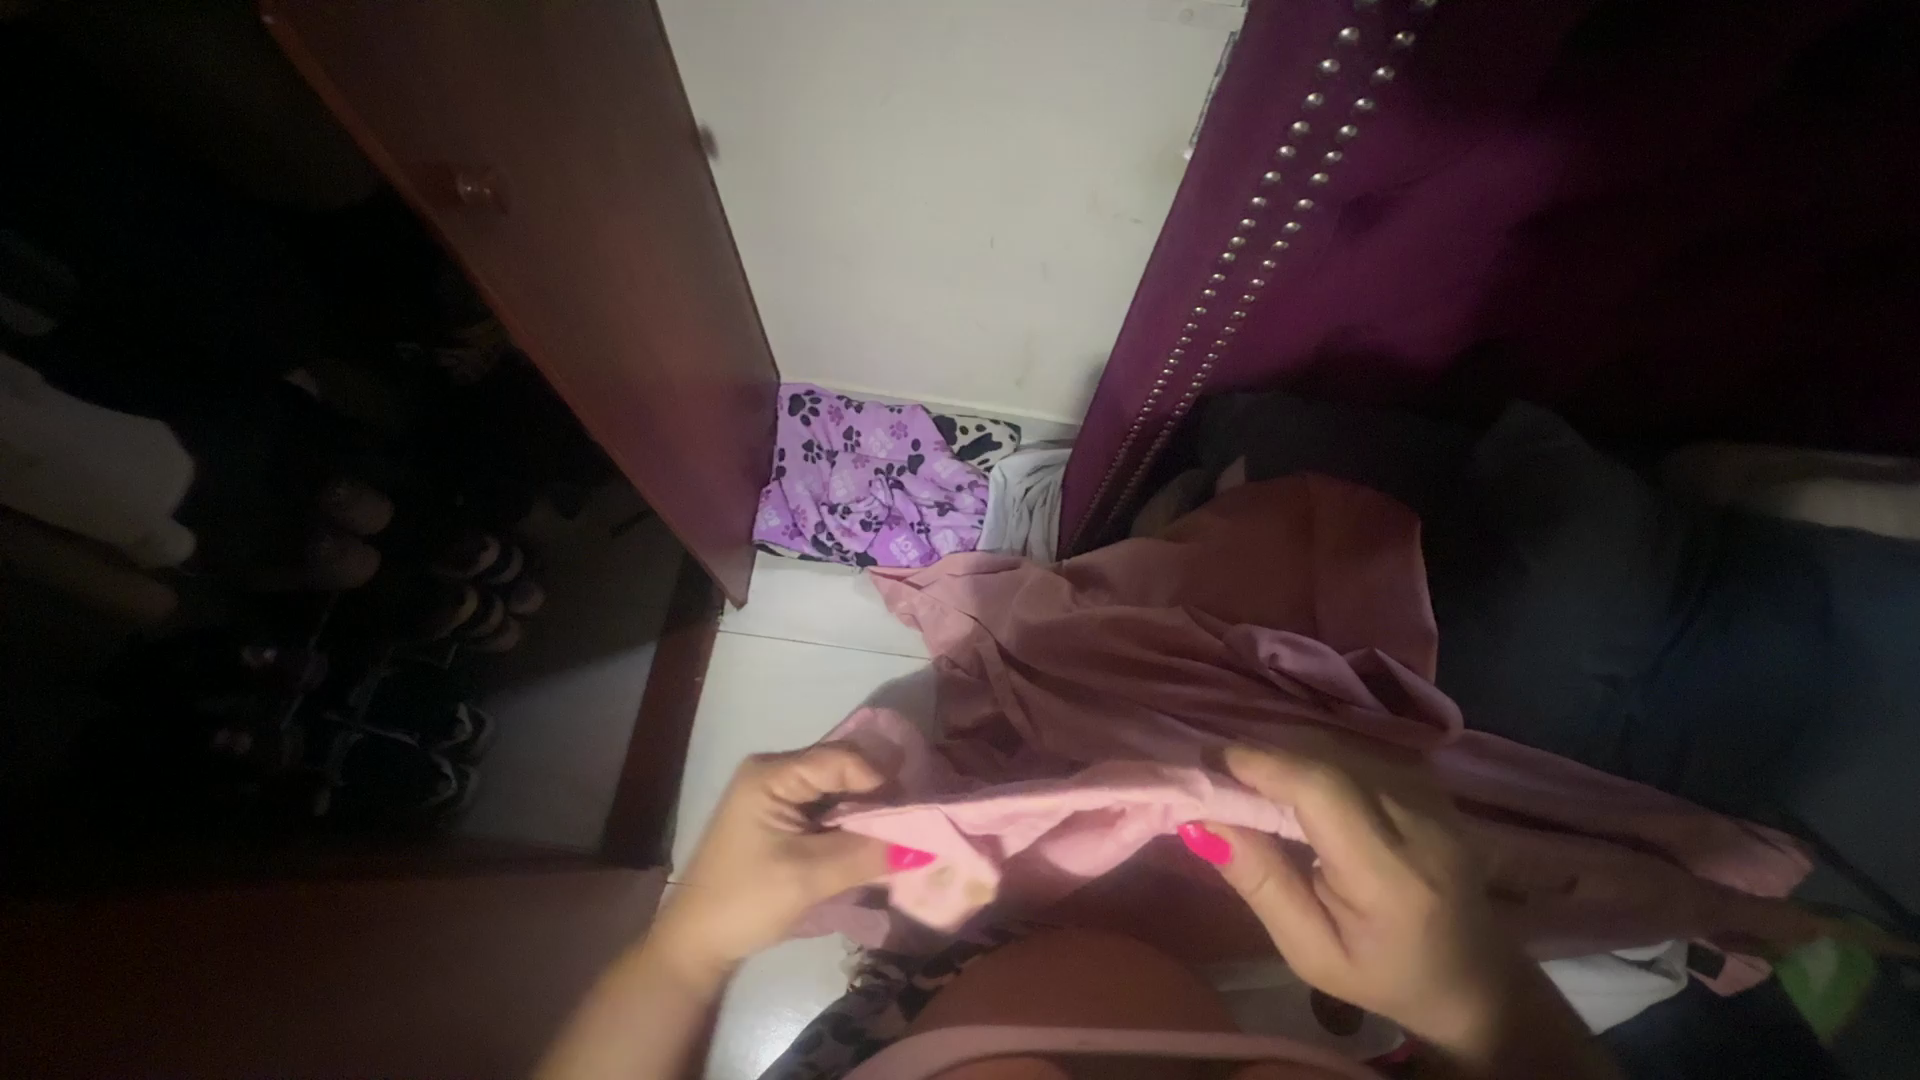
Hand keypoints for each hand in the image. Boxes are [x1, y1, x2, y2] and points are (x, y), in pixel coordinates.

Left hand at [651, 743, 926, 976]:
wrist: (693, 945)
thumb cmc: (744, 902)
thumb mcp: (809, 878)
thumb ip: (866, 854)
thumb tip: (923, 844)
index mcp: (772, 773)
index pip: (840, 759)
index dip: (880, 777)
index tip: (915, 806)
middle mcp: (775, 771)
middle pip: (841, 768)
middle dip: (879, 792)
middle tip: (917, 816)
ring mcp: (777, 793)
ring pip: (838, 788)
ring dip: (869, 808)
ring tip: (904, 829)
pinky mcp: (782, 816)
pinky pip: (828, 807)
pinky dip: (853, 821)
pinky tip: (876, 838)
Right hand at [1179, 736, 1524, 1049]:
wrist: (1475, 978)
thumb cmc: (1382, 974)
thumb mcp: (1309, 951)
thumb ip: (1259, 882)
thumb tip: (1200, 820)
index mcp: (1391, 877)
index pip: (1321, 790)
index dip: (1260, 764)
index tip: (1208, 763)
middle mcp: (1420, 823)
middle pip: (1325, 757)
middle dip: (1264, 758)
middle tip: (1220, 776)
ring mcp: (1432, 796)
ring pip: (1338, 745)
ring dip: (1287, 754)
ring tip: (1255, 781)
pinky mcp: (1430, 781)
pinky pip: (1356, 748)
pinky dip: (1314, 755)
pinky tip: (1299, 781)